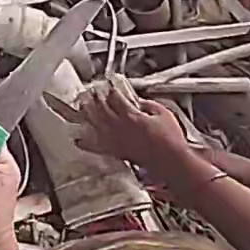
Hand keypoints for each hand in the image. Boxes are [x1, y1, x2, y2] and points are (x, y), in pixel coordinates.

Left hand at [73, 85, 216, 199]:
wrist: (172, 163)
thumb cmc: (171, 140)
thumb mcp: (164, 114)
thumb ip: (150, 104)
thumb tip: (139, 101)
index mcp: (131, 115)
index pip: (114, 97)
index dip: (110, 90)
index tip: (108, 87)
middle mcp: (119, 126)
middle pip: (100, 107)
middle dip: (94, 98)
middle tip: (90, 92)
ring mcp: (116, 139)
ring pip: (95, 123)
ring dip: (86, 113)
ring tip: (81, 106)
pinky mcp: (116, 151)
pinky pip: (97, 147)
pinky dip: (86, 143)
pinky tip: (78, 140)